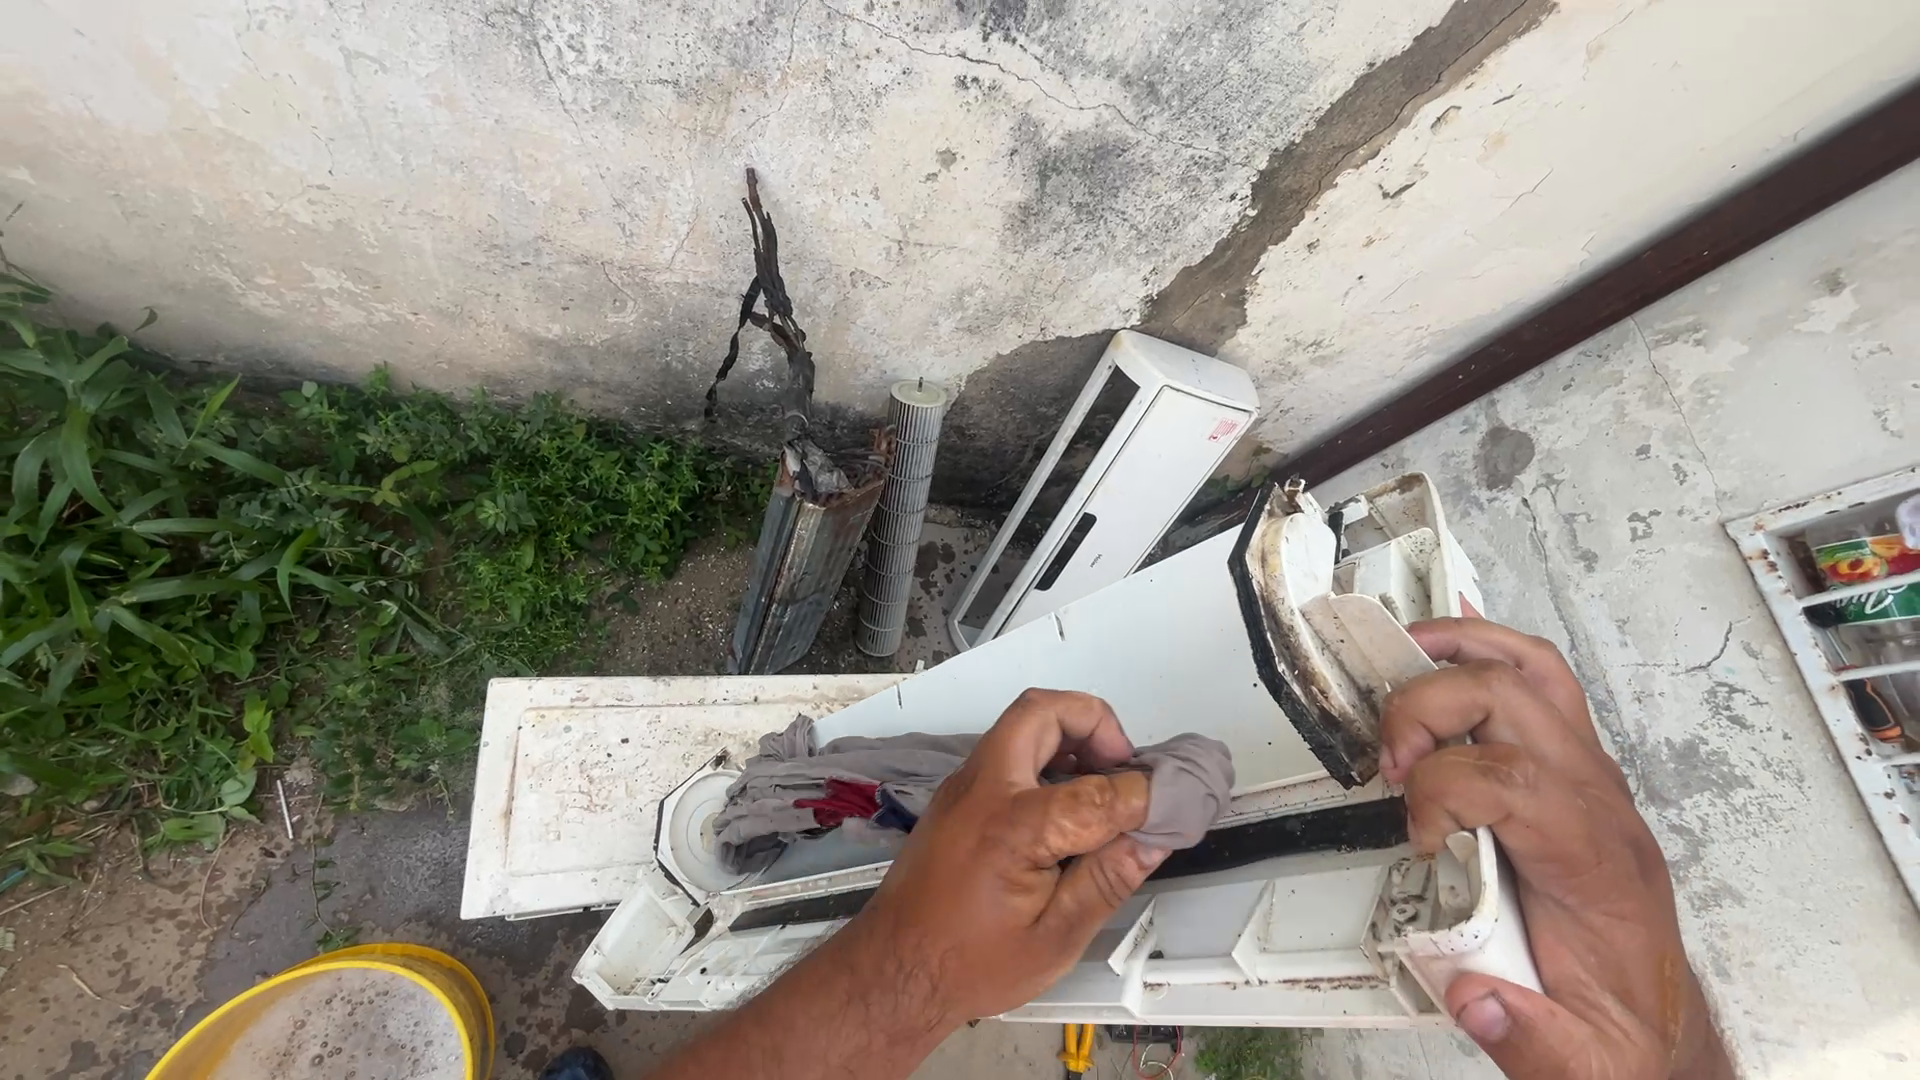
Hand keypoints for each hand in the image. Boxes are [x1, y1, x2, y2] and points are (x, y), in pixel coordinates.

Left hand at [835, 687, 1168, 1025]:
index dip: (1144, 797)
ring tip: (1102, 778)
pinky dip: (1046, 753)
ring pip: (1021, 721)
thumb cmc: (965, 962)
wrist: (895, 967)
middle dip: (1094, 722)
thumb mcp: (1054, 938)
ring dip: (1068, 733)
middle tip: (1124, 762)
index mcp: (1012, 826)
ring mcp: (966, 784)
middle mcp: (984, 788)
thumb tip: (1150, 839)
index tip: (1170, 804)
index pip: (1096, 792)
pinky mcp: (960, 791)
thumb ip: (1106, 880)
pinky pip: (1008, 747)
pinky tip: (1068, 797)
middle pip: (1042, 711)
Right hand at [1381, 618, 1731, 1079]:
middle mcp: (1596, 799)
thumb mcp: (1582, 1059)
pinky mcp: (1568, 763)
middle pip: (1508, 701)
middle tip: (1390, 760)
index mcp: (1595, 860)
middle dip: (1425, 712)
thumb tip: (1472, 996)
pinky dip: (1485, 646)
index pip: (1511, 781)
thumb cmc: (1611, 1019)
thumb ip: (1532, 1040)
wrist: (1651, 1014)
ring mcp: (1586, 771)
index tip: (1416, 839)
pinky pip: (1537, 677)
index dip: (1439, 794)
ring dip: (1454, 652)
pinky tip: (1446, 639)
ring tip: (1397, 668)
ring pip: (1529, 668)